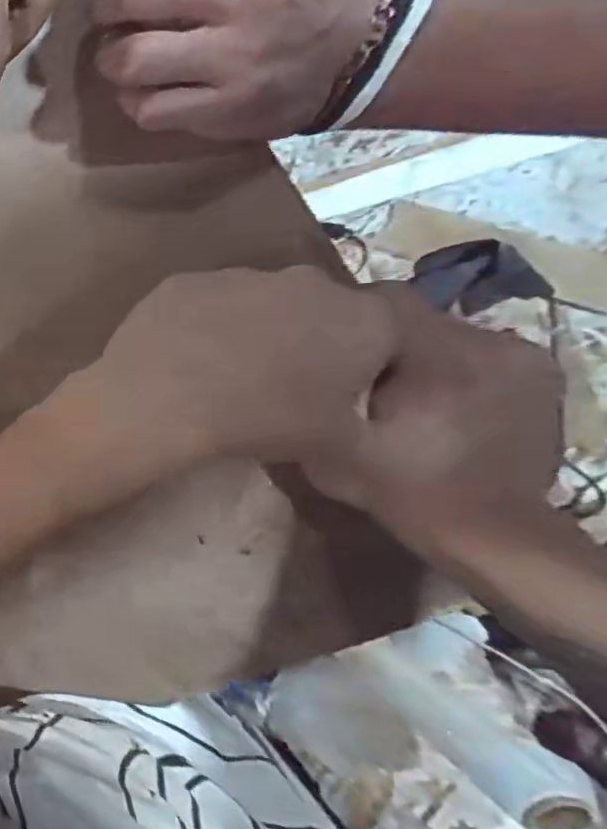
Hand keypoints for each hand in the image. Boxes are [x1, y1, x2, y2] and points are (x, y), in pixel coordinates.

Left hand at [65, 266, 396, 463]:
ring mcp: (238, 277)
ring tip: (216, 365)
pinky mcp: (180, 282)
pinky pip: (198, 300)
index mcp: (365, 318)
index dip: (360, 358)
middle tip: (272, 375)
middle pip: (315, 308)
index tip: (333, 385)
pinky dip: (194, 320)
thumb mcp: (338, 439)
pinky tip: (176, 351)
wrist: (159, 404)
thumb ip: (361, 419)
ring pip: (254, 298)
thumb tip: (352, 417)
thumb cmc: (258, 423)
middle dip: (303, 334)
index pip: (382, 331)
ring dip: (246, 323)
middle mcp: (306, 283)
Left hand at [92, 0, 383, 138]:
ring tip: (127, 55)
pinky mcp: (221, 107)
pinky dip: (132, 100)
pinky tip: (150, 89)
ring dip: (111, 59)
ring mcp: (238, 54)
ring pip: (128, 57)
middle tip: (113, 14)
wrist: (360, 57)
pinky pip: (142, 106)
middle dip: (105, 4)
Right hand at [305, 284, 564, 535]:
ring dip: (408, 349)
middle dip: (373, 335)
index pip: (383, 300)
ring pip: (442, 329)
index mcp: (444, 360)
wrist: (490, 528)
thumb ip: (312, 399)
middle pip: (414, 313)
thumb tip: (287, 362)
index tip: (310, 342)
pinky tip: (426, 393)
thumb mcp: (328, 449)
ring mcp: (526, 358)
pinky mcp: (540, 373)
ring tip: (383, 383)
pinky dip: (443, 362)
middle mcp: (493, 346)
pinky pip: (473, 347)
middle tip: (342, 368)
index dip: (338, 314)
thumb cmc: (399, 489)